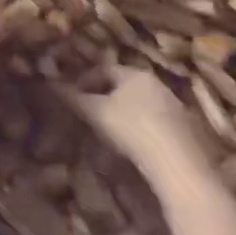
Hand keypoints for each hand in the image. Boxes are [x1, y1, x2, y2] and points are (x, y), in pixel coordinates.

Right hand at [59, 66, 206, 177]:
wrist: (178, 165)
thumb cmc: (130, 128)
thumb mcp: (92, 110)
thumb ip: (69, 95)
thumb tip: (48, 82)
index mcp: (135, 74)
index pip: (101, 69)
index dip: (81, 80)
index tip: (70, 96)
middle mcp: (157, 84)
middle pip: (121, 85)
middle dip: (101, 95)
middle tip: (86, 110)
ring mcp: (176, 106)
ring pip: (138, 102)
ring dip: (119, 110)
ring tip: (105, 126)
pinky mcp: (187, 127)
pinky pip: (153, 117)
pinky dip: (138, 123)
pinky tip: (131, 138)